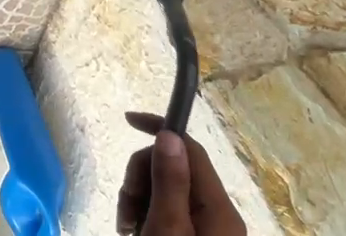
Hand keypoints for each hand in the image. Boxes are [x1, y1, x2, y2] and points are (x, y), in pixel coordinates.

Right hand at [117, 113, 245, 235]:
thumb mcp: (166, 228)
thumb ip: (169, 181)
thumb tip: (169, 135)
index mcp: (219, 209)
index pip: (190, 149)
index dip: (159, 130)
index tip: (126, 121)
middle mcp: (219, 215)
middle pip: (174, 167)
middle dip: (141, 177)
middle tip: (127, 205)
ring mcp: (209, 229)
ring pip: (166, 188)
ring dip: (139, 198)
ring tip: (127, 225)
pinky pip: (168, 210)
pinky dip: (146, 213)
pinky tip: (135, 231)